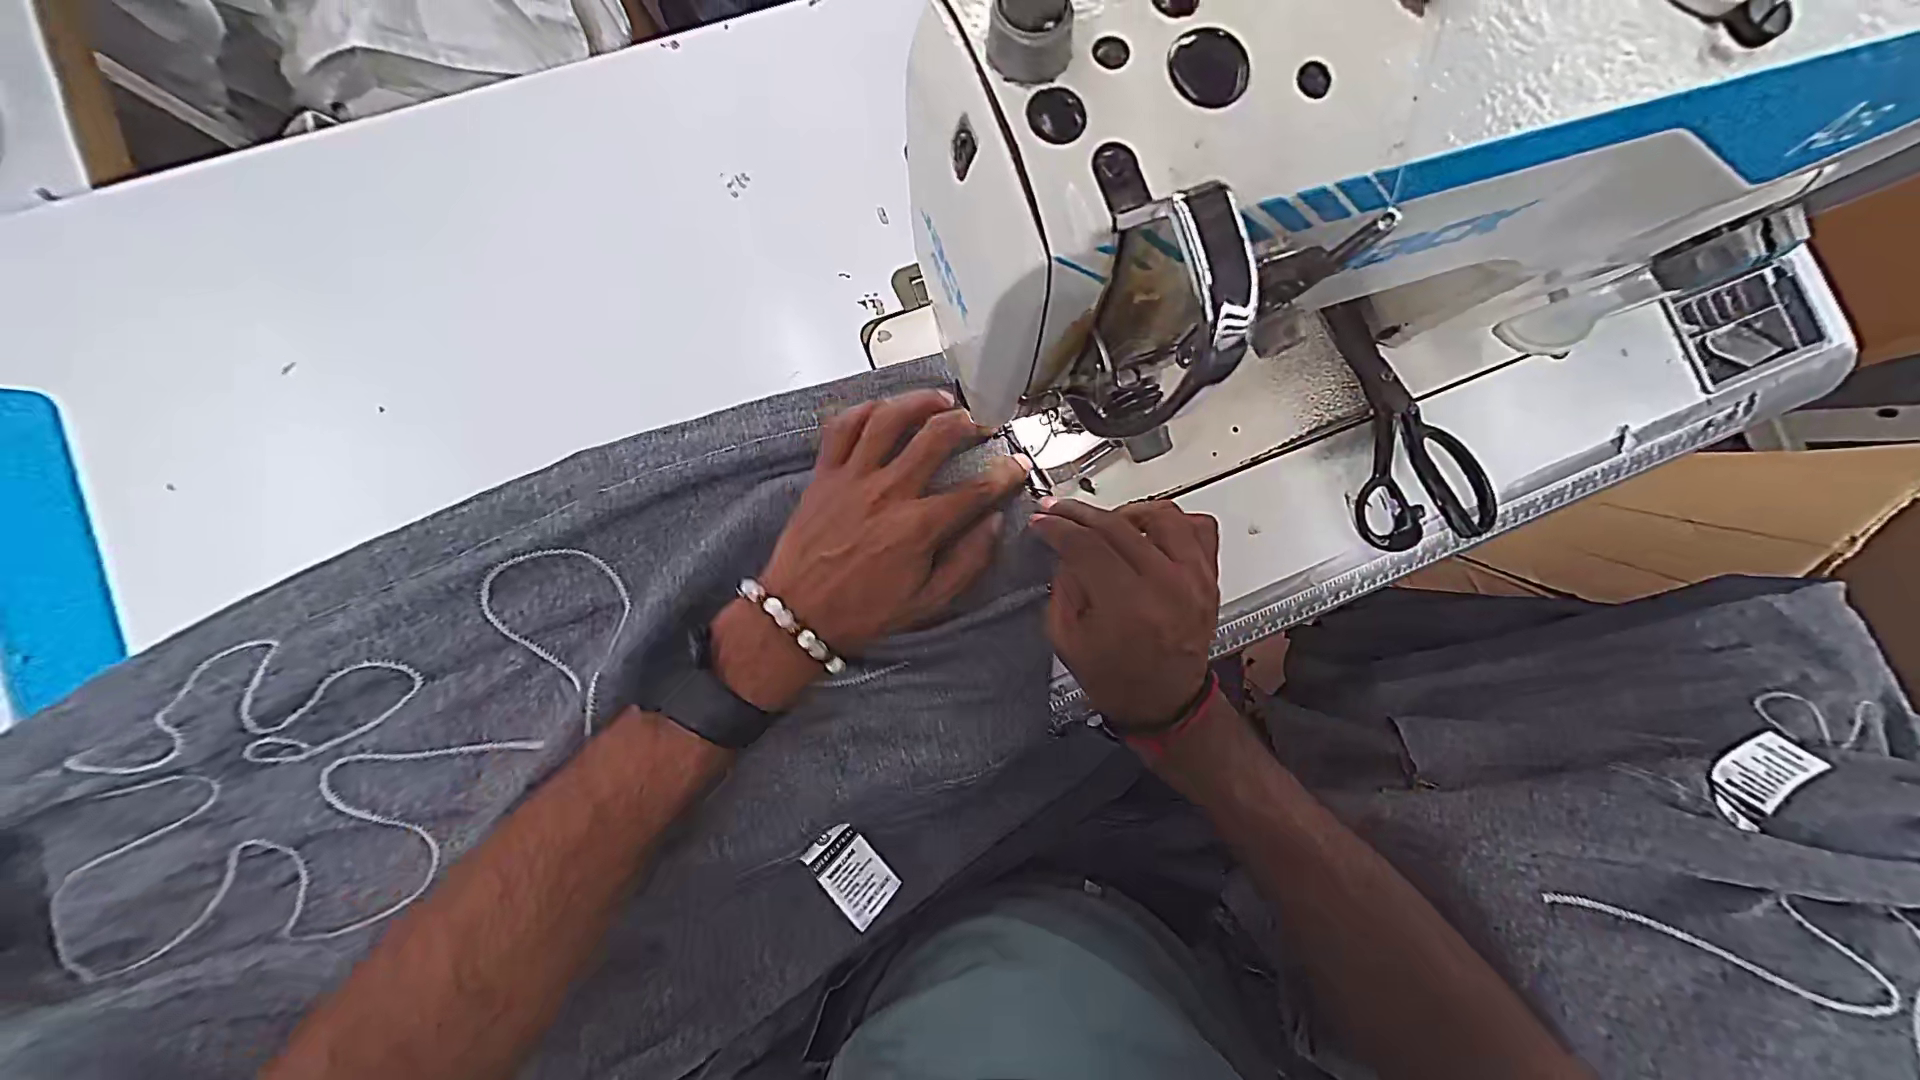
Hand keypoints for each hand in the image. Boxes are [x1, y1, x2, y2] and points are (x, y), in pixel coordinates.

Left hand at [711, 388, 1029, 710]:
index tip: (1016, 466)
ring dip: (921, 402)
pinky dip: (864, 410)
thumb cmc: (861, 611)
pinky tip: (884, 408)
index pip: (975, 489)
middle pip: (937, 437)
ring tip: (941, 400)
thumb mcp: (928, 601)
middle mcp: (887, 494)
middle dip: (969, 424)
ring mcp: (853, 479)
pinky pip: (842, 427)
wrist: (800, 615)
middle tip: (981, 424)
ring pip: (889, 419)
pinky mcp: (825, 476)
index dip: (1004, 474)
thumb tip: (993, 525)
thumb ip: (968, 562)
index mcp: (917, 528)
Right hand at [1029, 498, 1219, 730]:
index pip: (1086, 545)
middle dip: (1078, 514)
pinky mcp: (1208, 577)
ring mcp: (1193, 579)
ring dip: (1125, 512)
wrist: (1164, 702)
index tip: (1043, 522)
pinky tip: (1150, 530)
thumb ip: (1063, 587)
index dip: (1057, 528)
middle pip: (1116, 525)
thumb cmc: (1120, 680)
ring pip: (1160, 515)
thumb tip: (1065, 548)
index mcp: (1129, 607)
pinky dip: (1172, 521)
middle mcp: (1167, 587)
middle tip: (1059, 512)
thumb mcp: (1067, 639)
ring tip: (1106, 522)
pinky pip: (1198, 528)